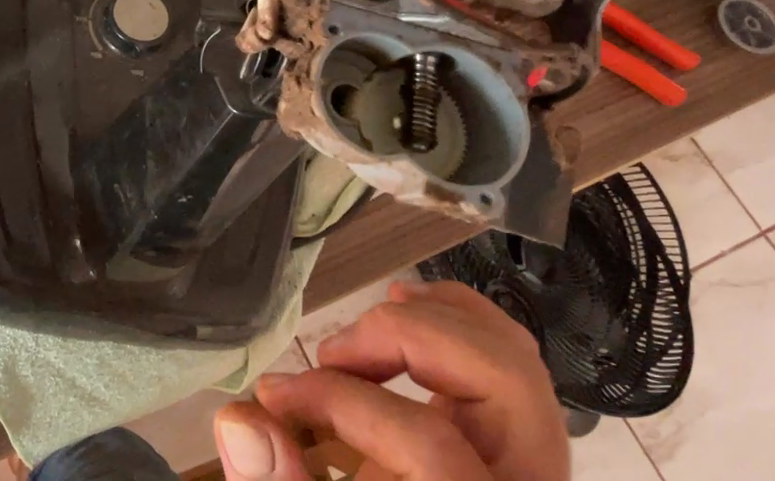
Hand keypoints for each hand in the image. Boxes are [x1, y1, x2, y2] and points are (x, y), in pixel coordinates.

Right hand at [212, 281, 567, 480]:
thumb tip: (240, 420)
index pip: (430, 446)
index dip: (342, 404)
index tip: (273, 396)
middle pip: (502, 380)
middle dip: (402, 342)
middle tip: (329, 355)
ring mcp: (534, 467)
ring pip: (512, 356)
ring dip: (430, 319)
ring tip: (357, 332)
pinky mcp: (515, 445)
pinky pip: (509, 358)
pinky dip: (454, 317)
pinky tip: (401, 310)